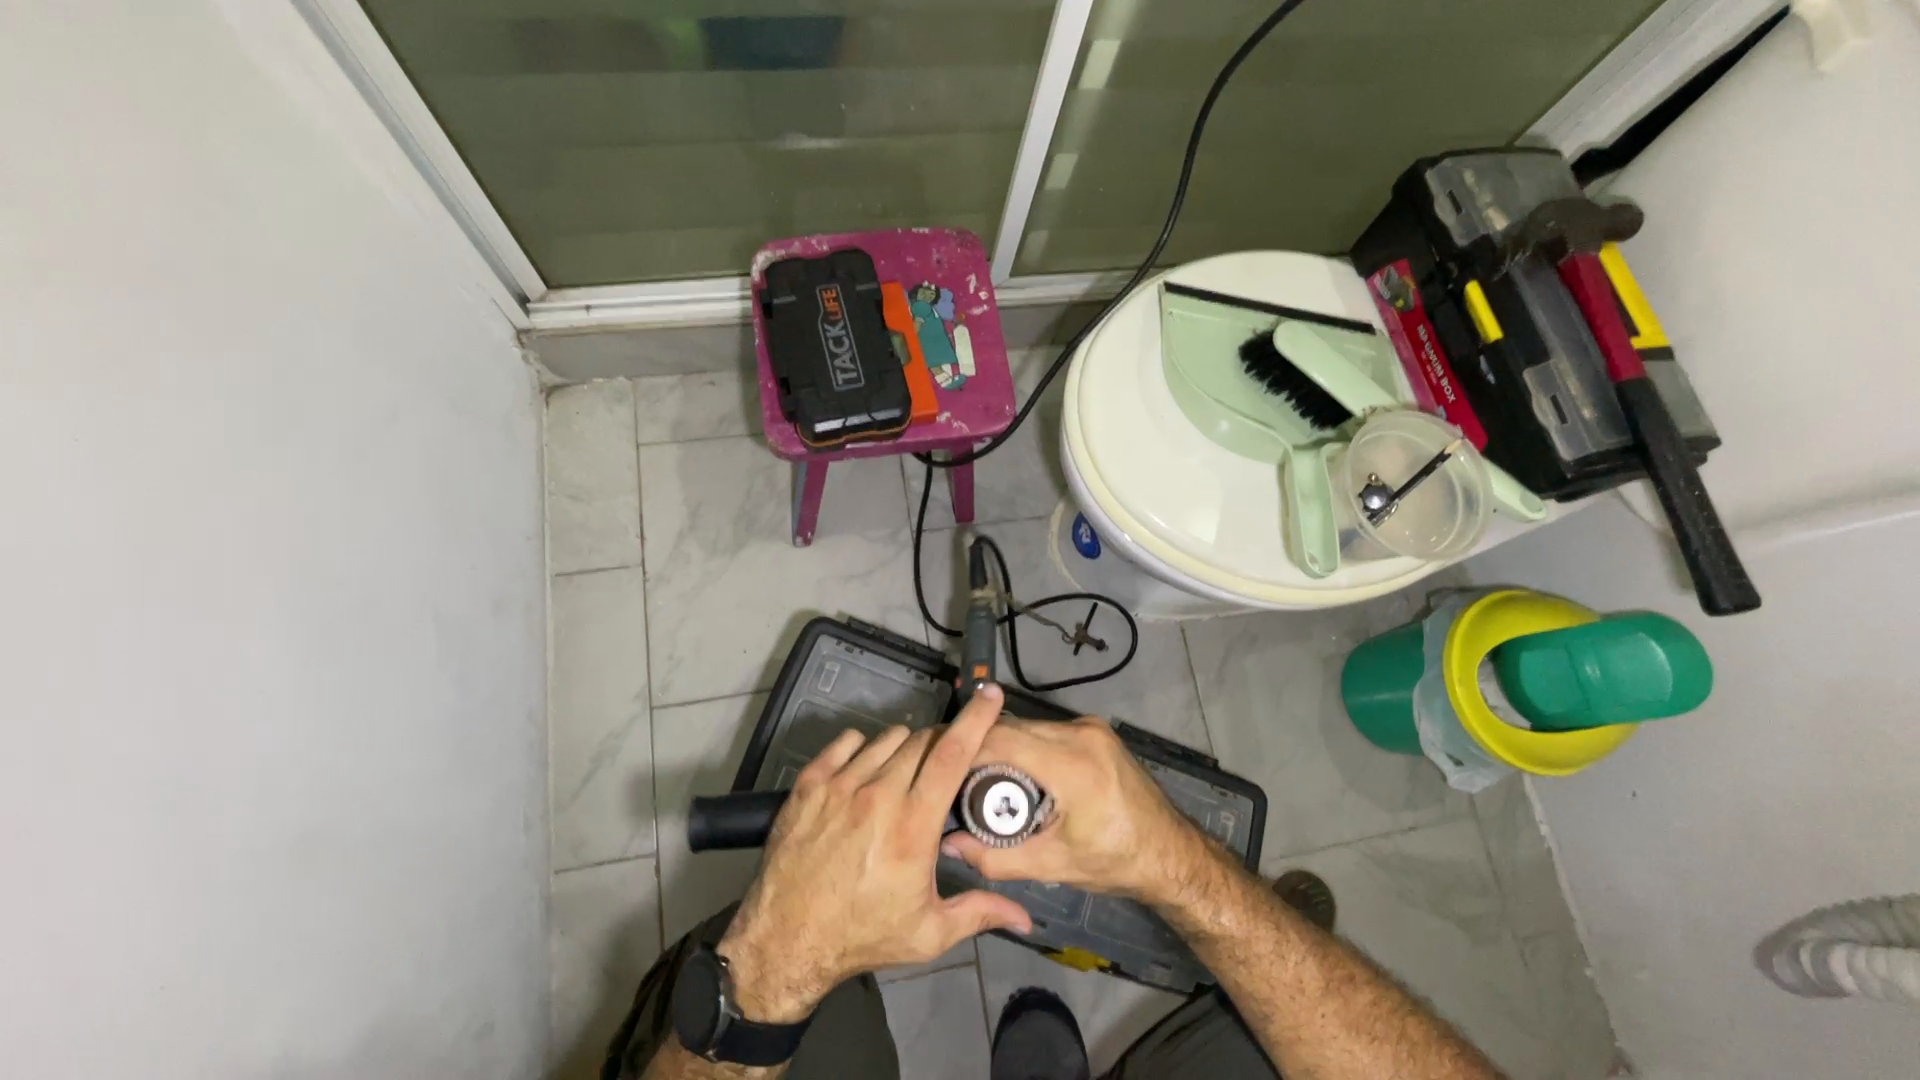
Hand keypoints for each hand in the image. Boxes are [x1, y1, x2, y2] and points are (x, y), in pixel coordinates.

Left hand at [717, 685, 1032, 1022]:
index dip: (976, 719)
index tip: (990, 695)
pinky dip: (862, 747)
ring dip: (904, 747)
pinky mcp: (809, 785)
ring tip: (903, 772)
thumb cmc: (862, 935)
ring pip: (885, 739)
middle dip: (940, 743)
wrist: (786, 940)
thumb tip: (1026, 919)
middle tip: (942, 763)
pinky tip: (864, 768)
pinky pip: (845, 742)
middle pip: (922, 741)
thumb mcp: (928, 934)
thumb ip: (980, 914)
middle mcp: (879, 795)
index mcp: (914, 825)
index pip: (952, 755)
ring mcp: (840, 786)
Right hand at [940, 717, 1203, 905]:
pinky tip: (1011, 772)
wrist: (1171, 851)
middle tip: (951, 775)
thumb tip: (948, 844)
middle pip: (1012, 728)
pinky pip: (1046, 730)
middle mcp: (1082, 735)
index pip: (1003, 740)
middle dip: (978, 748)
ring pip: (1028, 726)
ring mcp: (1091, 728)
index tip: (938, 765)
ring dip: (1001, 746)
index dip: (965, 749)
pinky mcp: (1095, 730)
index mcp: (1074, 767)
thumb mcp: (1054, 865)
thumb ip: (997, 857)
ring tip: (976, 777)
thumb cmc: (1115, 862)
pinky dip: (1024, 746)